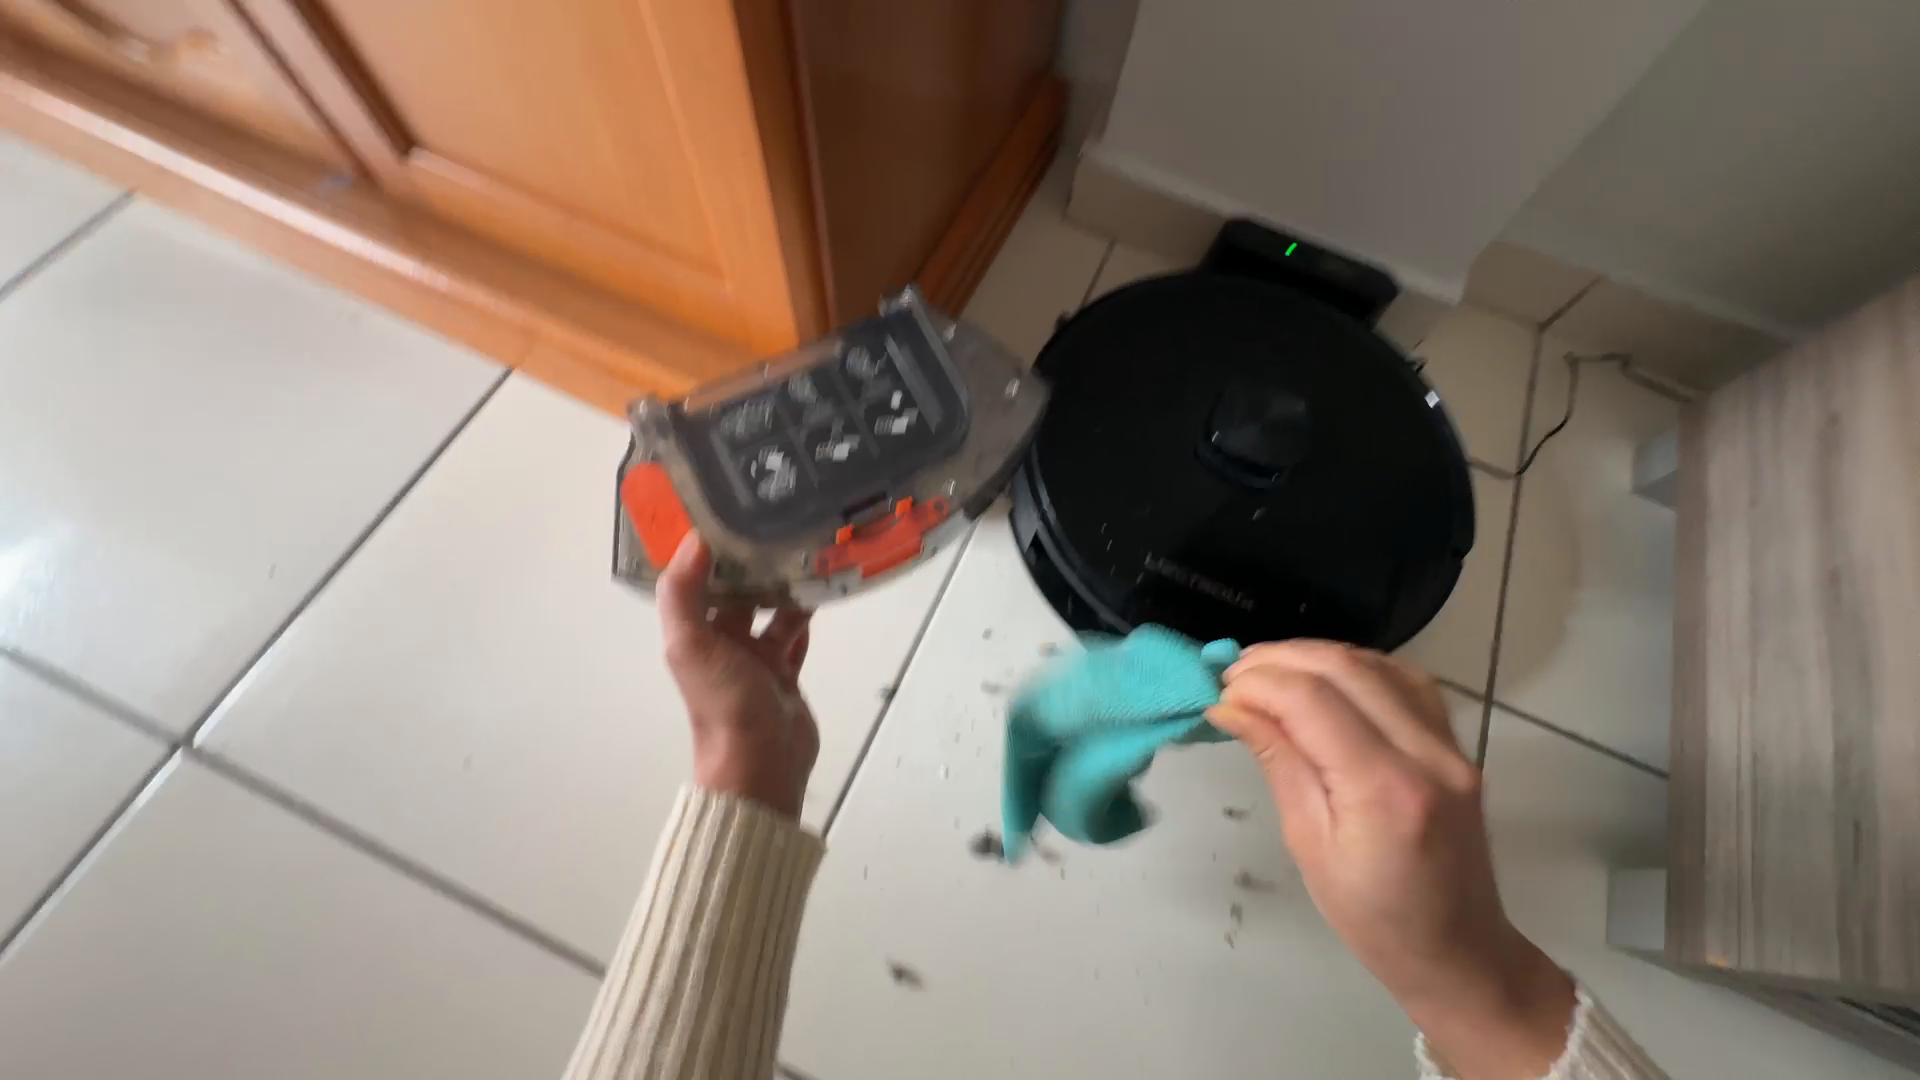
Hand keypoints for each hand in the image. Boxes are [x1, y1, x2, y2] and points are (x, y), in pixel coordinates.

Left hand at [656, 534, 817, 819]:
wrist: (762, 763)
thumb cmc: (724, 701)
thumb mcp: (690, 645)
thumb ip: (683, 593)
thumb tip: (693, 537)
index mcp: (695, 632)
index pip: (698, 578)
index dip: (708, 547)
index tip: (731, 509)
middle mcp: (723, 642)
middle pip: (736, 590)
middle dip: (753, 561)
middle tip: (780, 522)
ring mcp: (757, 658)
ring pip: (770, 609)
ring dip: (783, 584)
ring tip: (807, 550)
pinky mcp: (786, 673)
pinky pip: (796, 634)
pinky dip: (806, 614)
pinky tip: (822, 590)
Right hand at [1207, 641, 1574, 1079]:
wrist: (1460, 953)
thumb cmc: (1371, 916)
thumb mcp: (1306, 842)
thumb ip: (1276, 760)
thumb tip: (1228, 707)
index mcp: (1385, 790)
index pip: (1311, 700)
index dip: (1258, 683)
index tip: (1219, 692)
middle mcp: (1426, 754)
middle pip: (1344, 667)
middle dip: (1278, 659)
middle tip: (1233, 674)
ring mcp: (1450, 745)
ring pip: (1375, 663)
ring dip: (1313, 656)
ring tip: (1268, 672)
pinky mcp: (1455, 743)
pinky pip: (1403, 679)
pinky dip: (1353, 666)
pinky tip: (1322, 678)